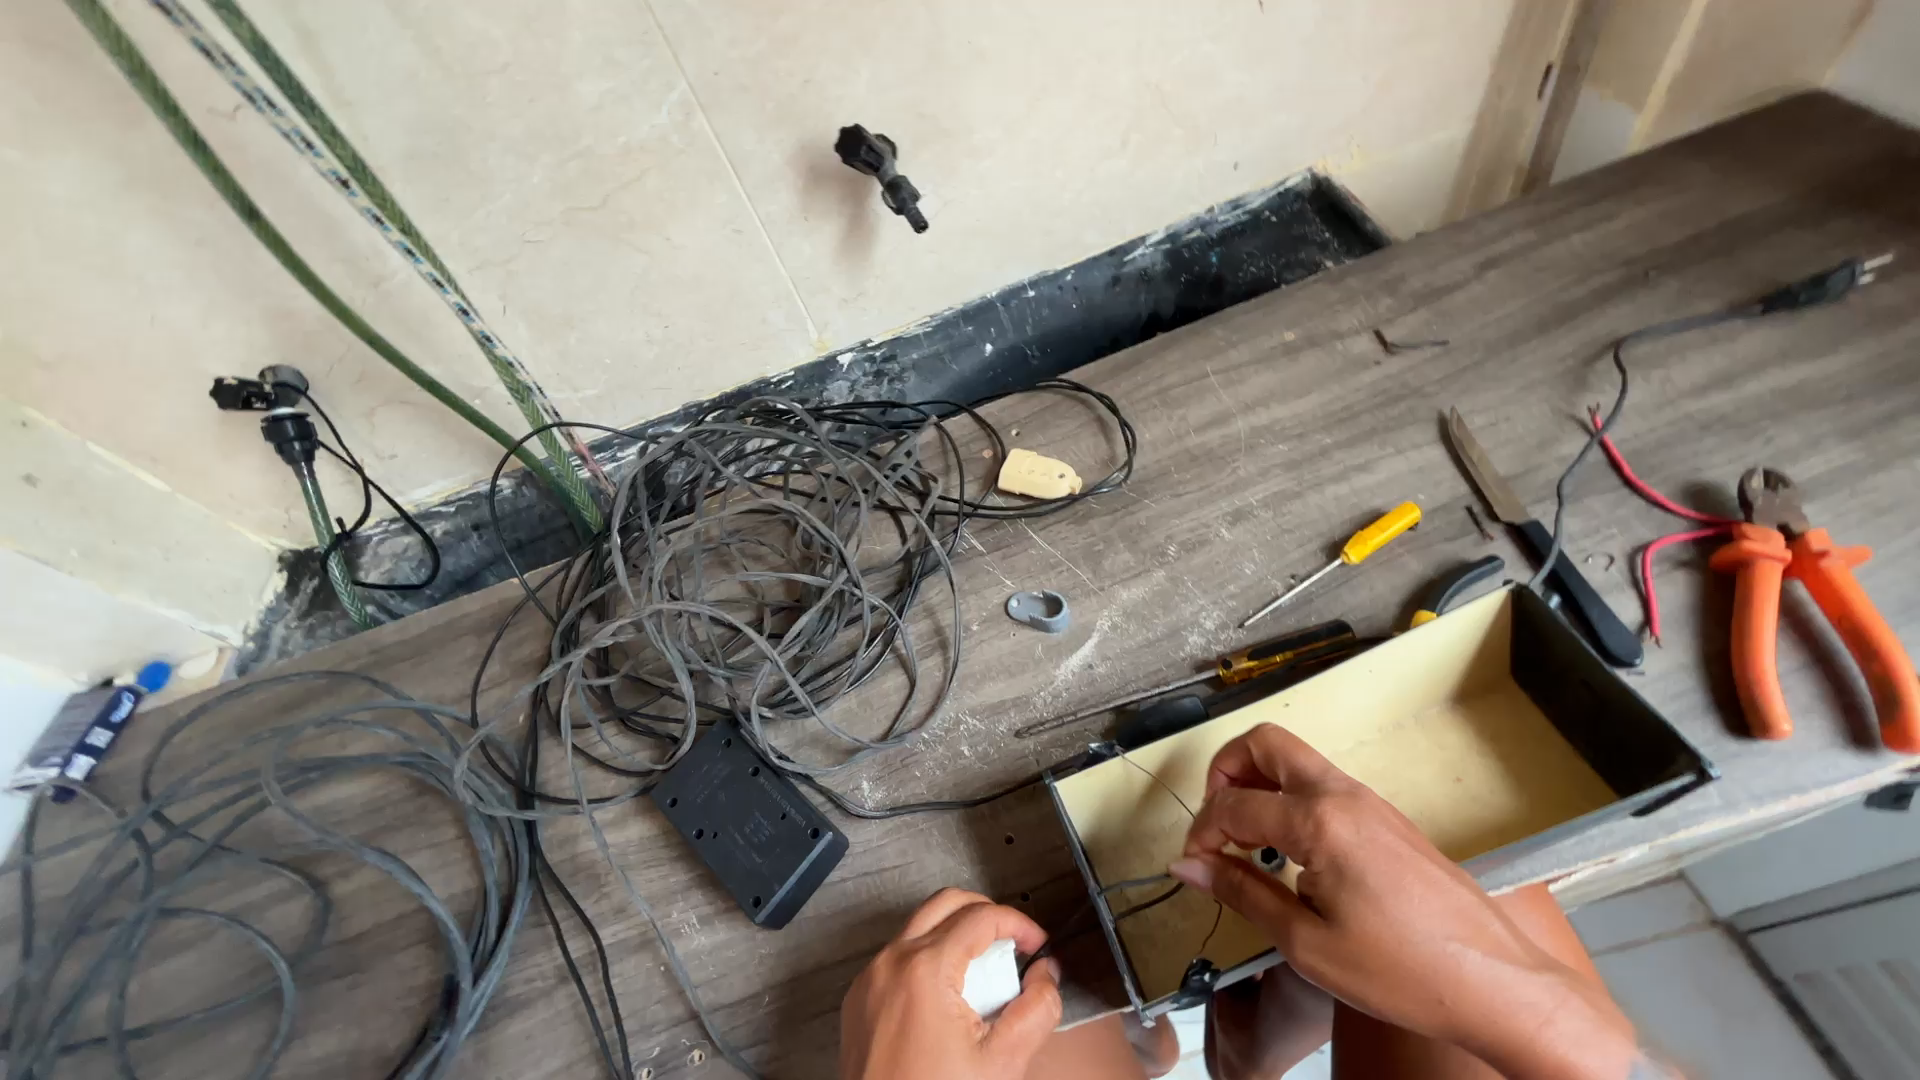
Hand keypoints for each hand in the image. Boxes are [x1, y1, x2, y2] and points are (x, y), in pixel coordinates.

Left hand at [840, 888, 1061, 1079]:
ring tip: (985, 973)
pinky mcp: (859, 997)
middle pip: (947, 903)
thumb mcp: (1003, 1064)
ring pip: (920, 925)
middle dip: (986, 915)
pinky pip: (898, 955)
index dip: (1018, 925)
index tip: (1038, 946)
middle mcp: (892, 960)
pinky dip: (928, 957)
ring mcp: (870, 977)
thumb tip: (1046, 973)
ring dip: (956, 934)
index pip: (981, 917)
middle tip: (1012, 946)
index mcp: (926, 968)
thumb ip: (1037, 1010)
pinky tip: (949, 996)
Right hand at [1168, 724, 1637, 1079]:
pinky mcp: (1383, 816)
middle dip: (1224, 771)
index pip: (1232, 804)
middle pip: (1263, 741)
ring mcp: (1367, 800)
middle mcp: (1340, 793)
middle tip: (1216, 823)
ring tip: (1247, 840)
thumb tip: (1187, 865)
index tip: (1195, 865)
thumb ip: (1241, 891)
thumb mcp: (1306, 943)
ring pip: (1293, 757)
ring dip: (1256, 782)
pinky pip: (1318, 783)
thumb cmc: (1401, 971)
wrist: (1499, 985)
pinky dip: (1286, 798)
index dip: (1201, 832)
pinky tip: (1288, 852)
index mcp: (1317, 820)